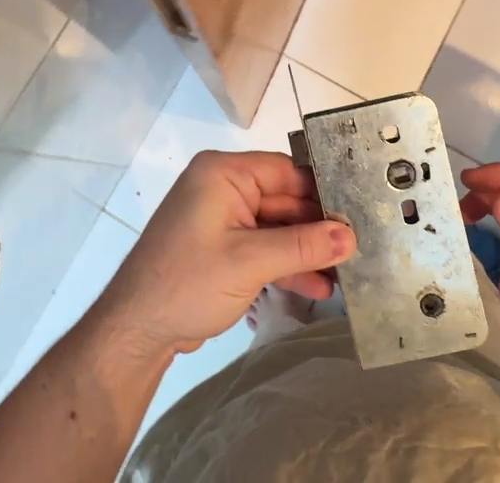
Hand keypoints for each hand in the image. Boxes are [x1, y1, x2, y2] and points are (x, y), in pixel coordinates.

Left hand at [93, 150, 355, 357]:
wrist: (137, 329)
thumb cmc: (188, 282)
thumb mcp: (250, 262)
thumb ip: (303, 246)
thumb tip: (350, 236)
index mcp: (223, 173)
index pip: (285, 170)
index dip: (322, 189)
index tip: (361, 208)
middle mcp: (223, 188)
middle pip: (284, 200)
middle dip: (319, 227)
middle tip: (362, 245)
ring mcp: (222, 220)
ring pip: (277, 228)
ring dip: (307, 251)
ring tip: (347, 273)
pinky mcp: (223, 249)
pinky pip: (264, 249)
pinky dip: (287, 266)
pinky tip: (319, 287)